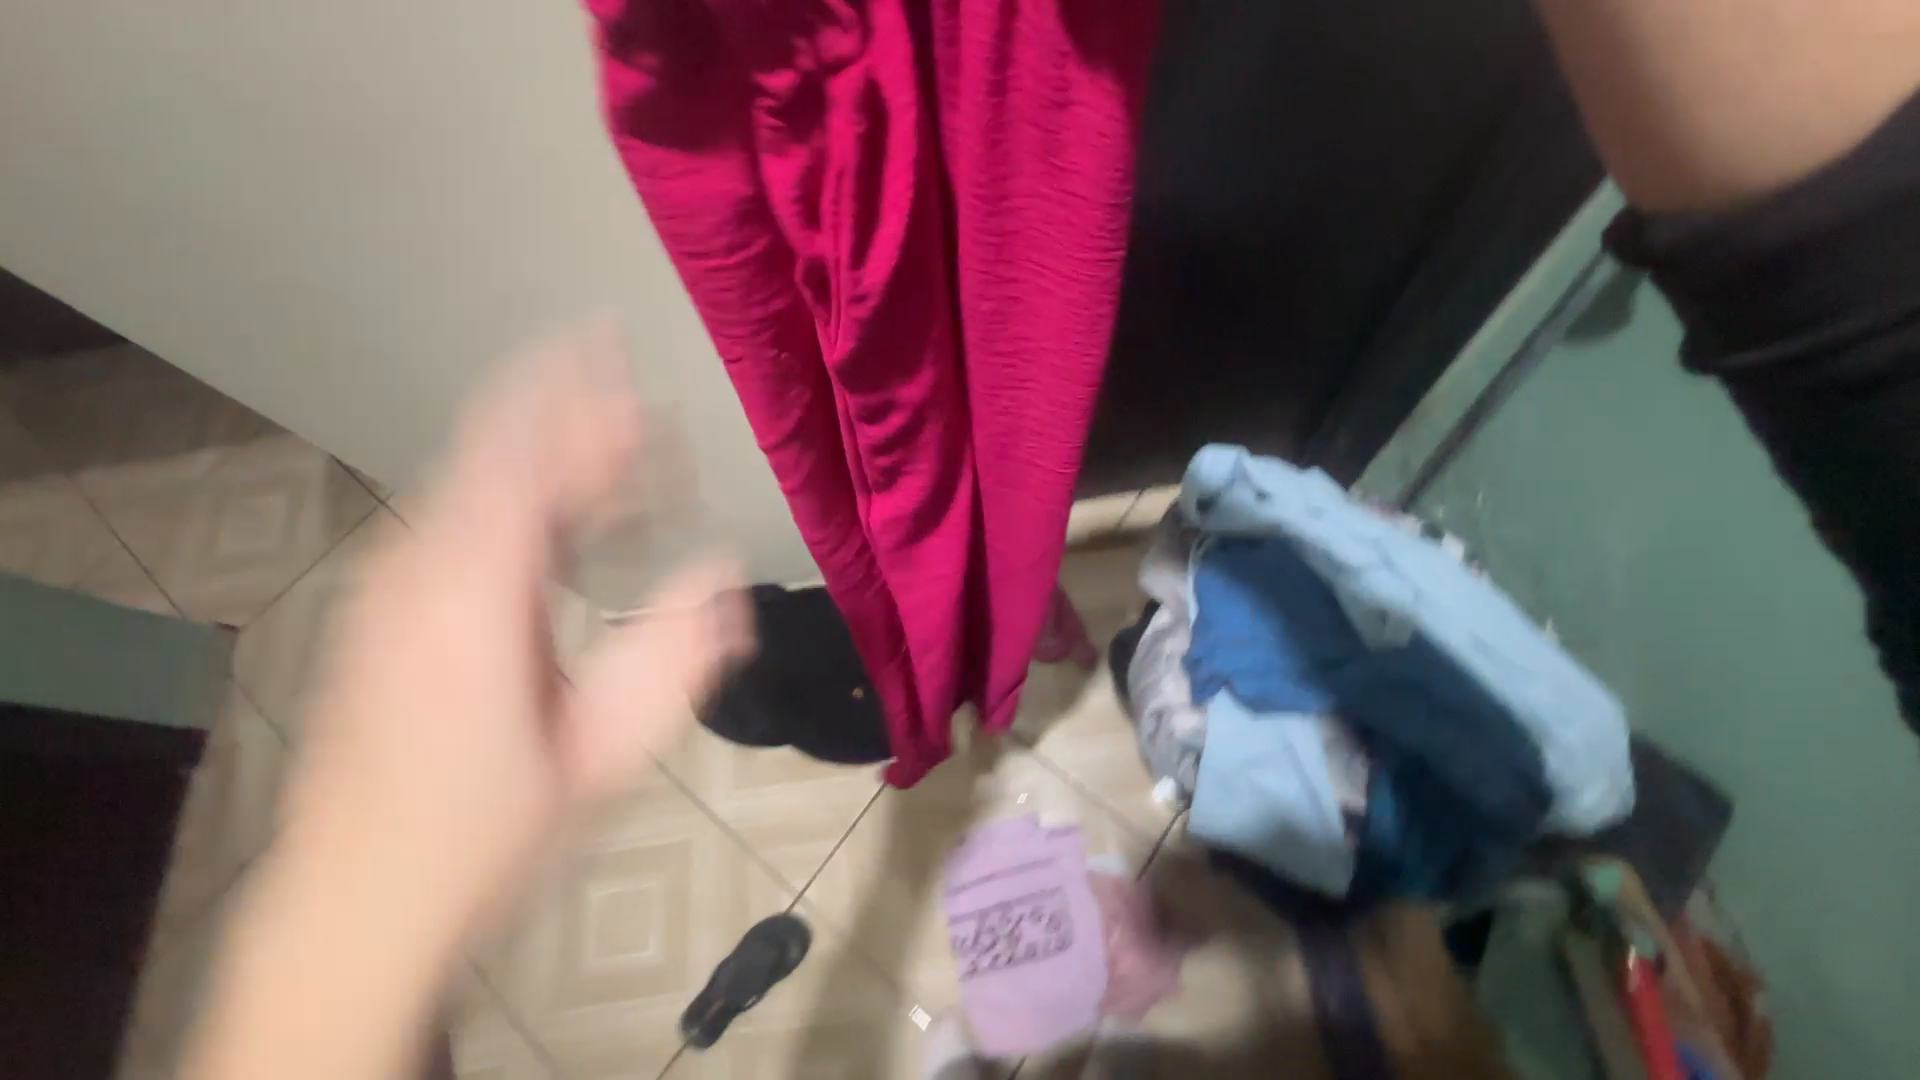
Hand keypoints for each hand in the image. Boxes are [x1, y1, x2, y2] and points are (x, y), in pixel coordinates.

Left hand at [278, 320, 753, 948]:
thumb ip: (673, 659)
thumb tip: (727, 576)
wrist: (356, 906)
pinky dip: (522, 493)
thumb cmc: (491, 833)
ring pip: (477, 480)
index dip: (580, 399)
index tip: (628, 356)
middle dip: (572, 410)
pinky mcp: (387, 609)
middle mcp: (419, 571)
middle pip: (496, 451)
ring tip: (625, 452)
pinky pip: (461, 517)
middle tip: (645, 405)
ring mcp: (392, 587)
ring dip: (552, 452)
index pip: (528, 459)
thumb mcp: (604, 757)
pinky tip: (571, 517)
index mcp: (473, 597)